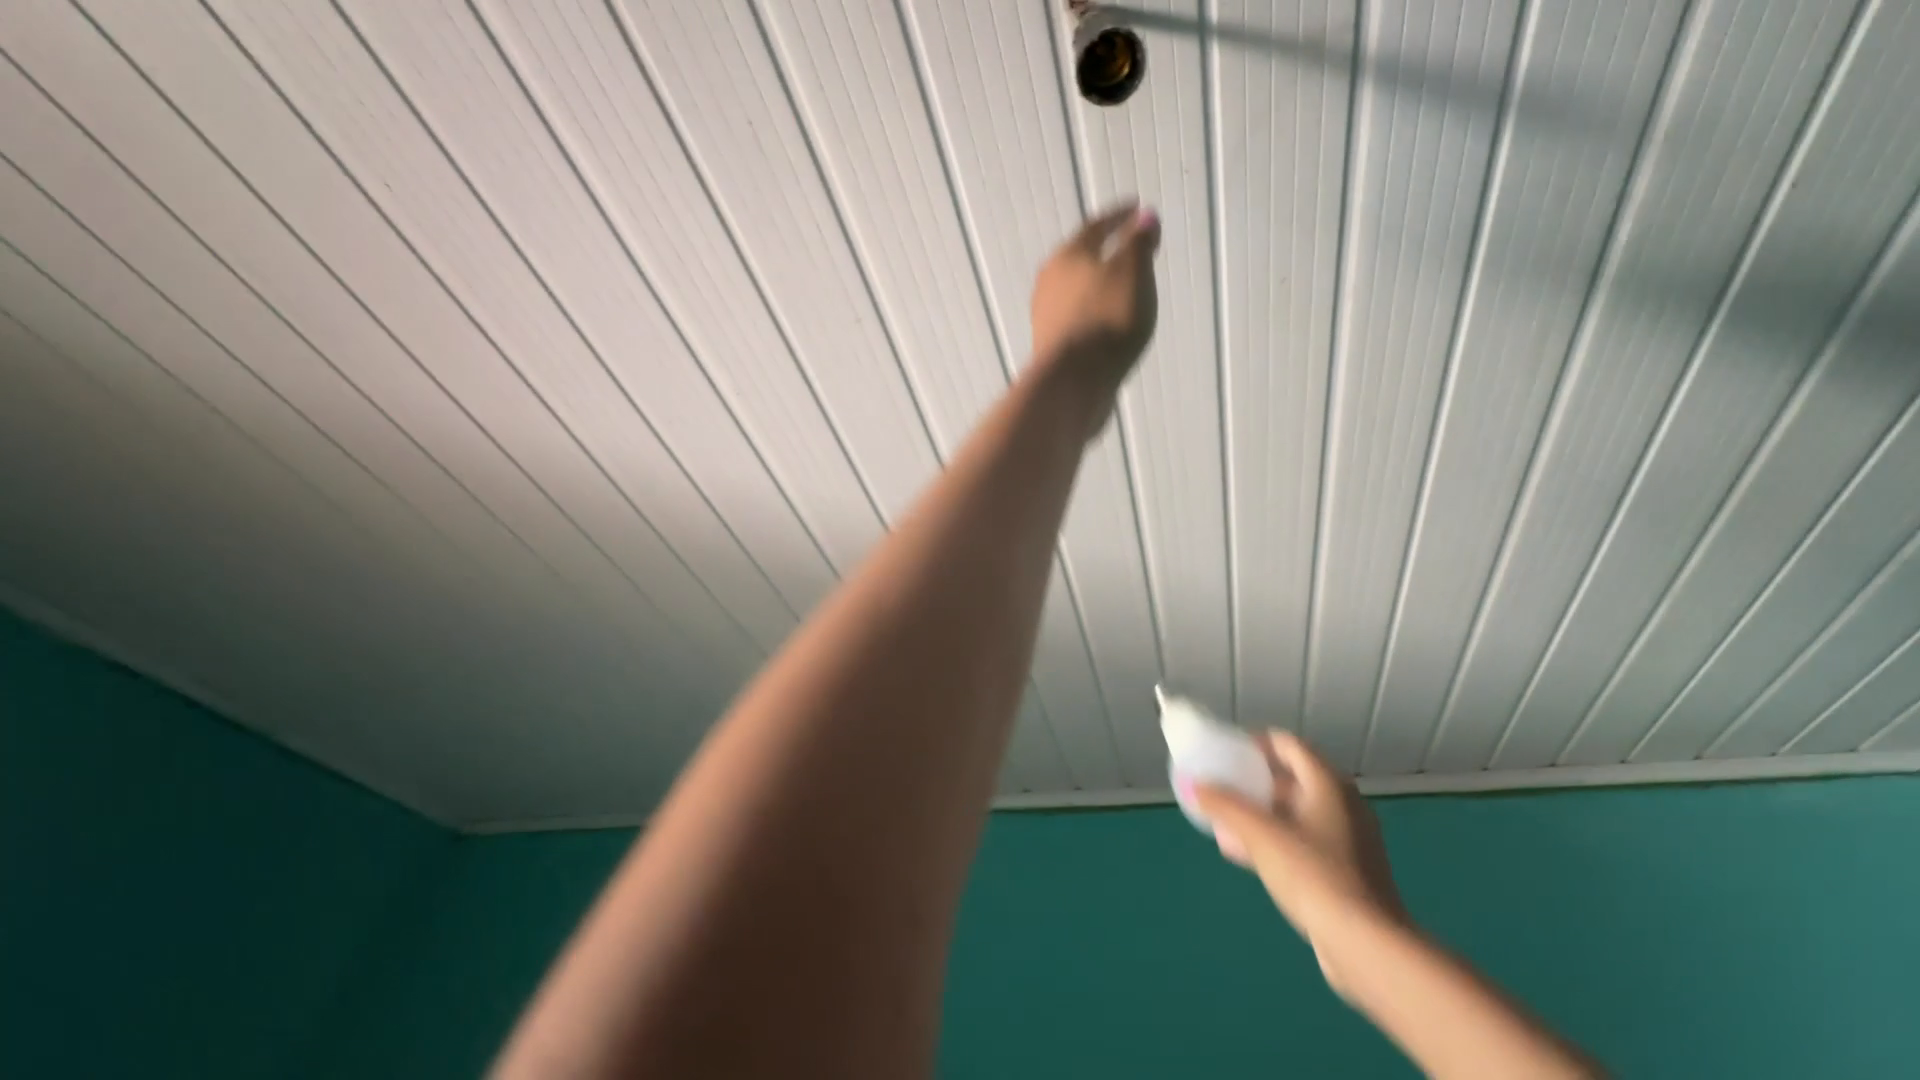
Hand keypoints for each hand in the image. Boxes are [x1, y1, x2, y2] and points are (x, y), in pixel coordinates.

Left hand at [1030, 201, 1160, 389]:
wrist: (1073, 380)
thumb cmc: (1107, 318)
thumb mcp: (1132, 272)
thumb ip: (1138, 243)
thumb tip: (1144, 216)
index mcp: (1069, 255)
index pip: (1096, 226)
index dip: (1119, 217)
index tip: (1137, 208)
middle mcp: (1050, 280)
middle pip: (1081, 257)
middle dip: (1107, 251)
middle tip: (1131, 247)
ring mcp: (1046, 315)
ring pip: (1077, 289)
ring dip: (1099, 285)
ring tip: (1122, 287)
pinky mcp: (1051, 345)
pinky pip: (1077, 318)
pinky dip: (1094, 312)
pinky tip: (1107, 322)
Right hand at [1192, 732, 1406, 990]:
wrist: (1364, 943)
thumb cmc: (1313, 875)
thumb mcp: (1260, 835)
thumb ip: (1225, 805)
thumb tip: (1195, 784)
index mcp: (1328, 784)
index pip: (1288, 745)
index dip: (1255, 744)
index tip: (1225, 755)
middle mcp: (1344, 804)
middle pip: (1293, 779)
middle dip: (1254, 783)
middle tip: (1221, 791)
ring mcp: (1349, 840)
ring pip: (1297, 814)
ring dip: (1262, 815)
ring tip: (1226, 825)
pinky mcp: (1347, 872)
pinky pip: (1305, 842)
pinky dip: (1276, 841)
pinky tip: (1246, 857)